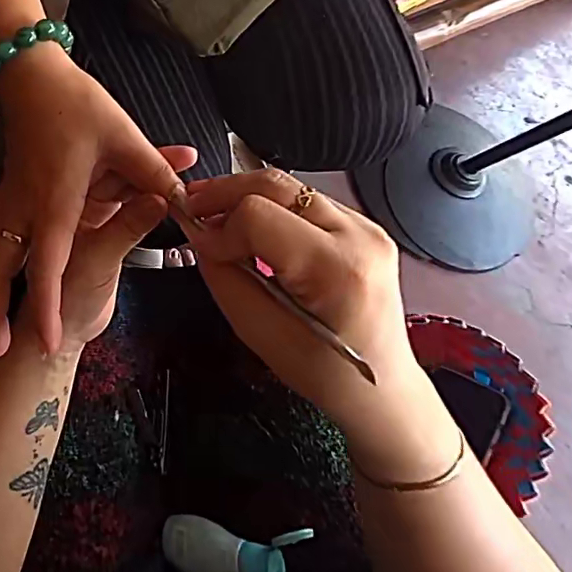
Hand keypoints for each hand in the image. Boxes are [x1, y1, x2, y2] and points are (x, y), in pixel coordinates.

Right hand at [0, 47, 186, 357]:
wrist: (31, 76)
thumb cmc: (75, 106)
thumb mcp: (122, 139)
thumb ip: (153, 173)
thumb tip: (185, 198)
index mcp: (55, 201)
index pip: (46, 264)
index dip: (43, 306)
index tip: (44, 343)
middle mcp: (26, 208)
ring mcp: (11, 199)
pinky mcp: (8, 190)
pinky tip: (1, 271)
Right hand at [176, 170, 456, 481]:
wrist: (380, 386)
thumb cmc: (324, 371)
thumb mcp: (256, 329)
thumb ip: (221, 274)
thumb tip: (198, 234)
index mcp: (339, 269)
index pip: (258, 215)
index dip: (218, 226)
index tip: (201, 245)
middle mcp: (359, 238)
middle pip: (273, 185)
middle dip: (223, 193)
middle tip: (191, 207)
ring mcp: (364, 227)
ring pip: (285, 185)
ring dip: (242, 196)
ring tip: (214, 216)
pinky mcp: (358, 225)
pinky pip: (299, 199)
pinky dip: (265, 206)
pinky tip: (247, 226)